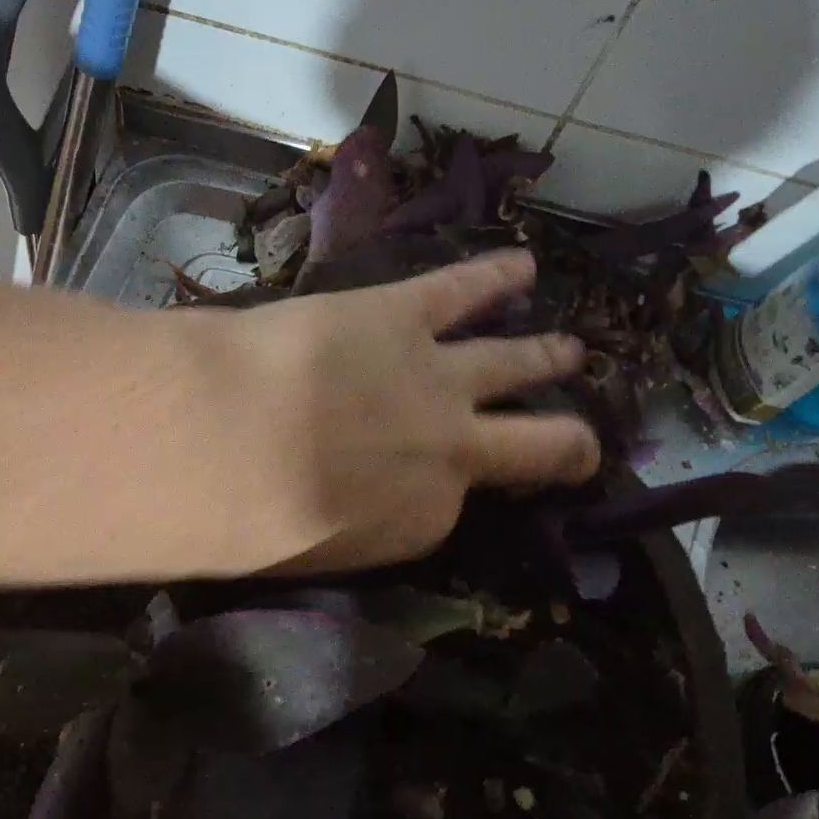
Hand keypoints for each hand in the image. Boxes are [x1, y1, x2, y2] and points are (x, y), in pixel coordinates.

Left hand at [180, 248, 599, 572]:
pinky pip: (461, 288)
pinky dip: (494, 275)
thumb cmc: (252, 518)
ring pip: (510, 362)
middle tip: (586, 445)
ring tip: (570, 348)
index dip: (448, 491)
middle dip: (567, 444)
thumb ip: (354, 526)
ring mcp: (435, 377)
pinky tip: (521, 265)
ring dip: (544, 355)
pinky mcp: (401, 313)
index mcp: (422, 518)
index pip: (452, 503)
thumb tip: (346, 504)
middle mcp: (449, 450)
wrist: (232, 440)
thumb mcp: (315, 553)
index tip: (442, 482)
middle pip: (536, 445)